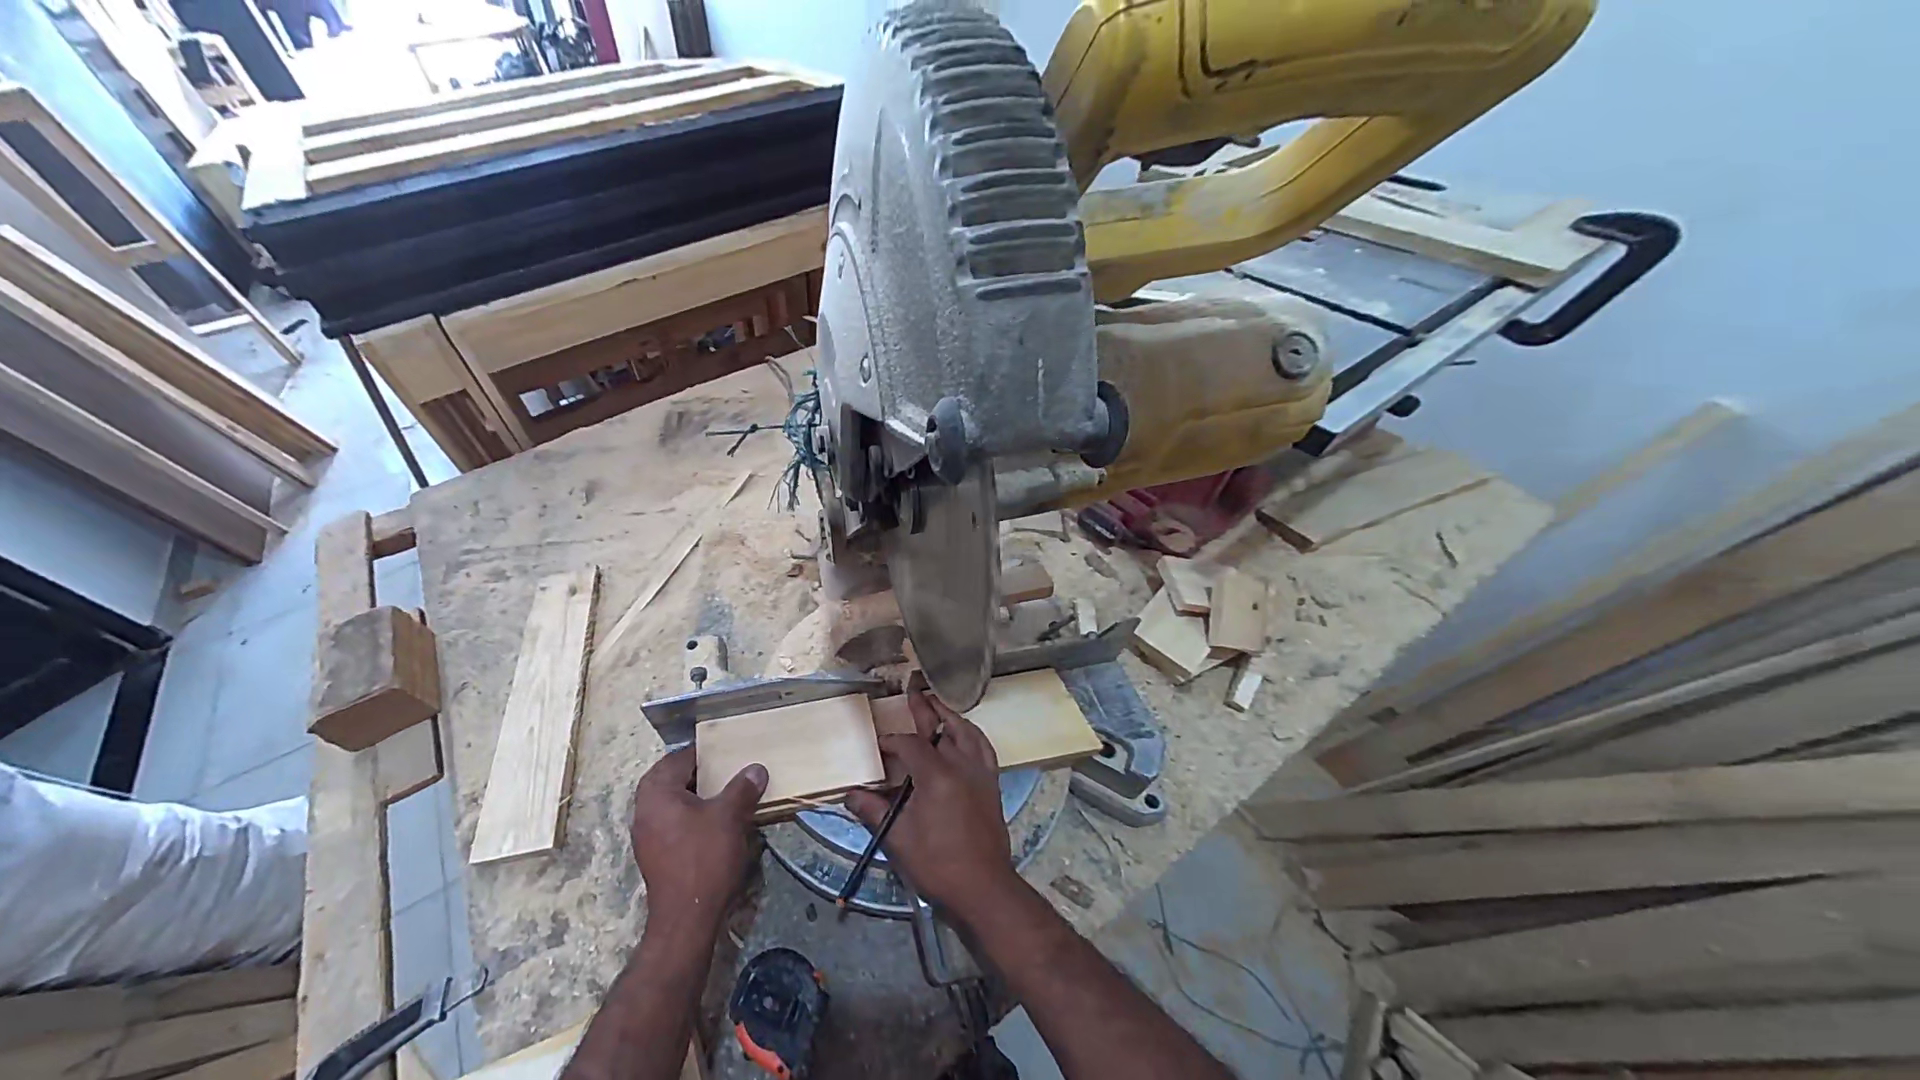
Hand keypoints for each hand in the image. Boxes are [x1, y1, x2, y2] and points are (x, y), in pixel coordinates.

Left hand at [629, 748, 766, 928]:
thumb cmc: (704, 857)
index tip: (725, 748)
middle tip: (726, 768)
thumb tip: (756, 769)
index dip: (702, 751)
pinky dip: (691, 814)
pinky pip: (672, 821)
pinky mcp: (655, 854)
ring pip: (671, 801)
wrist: (686, 917)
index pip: (677, 758)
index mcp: (657, 793)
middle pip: (670, 778)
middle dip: (697, 772)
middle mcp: (644, 810)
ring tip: (725, 792)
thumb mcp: (729, 816)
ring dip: (695, 794)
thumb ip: (742, 788)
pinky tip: (714, 820)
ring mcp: (646, 834)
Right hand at [845, 692, 1018, 923]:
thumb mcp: (899, 839)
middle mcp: (962, 765)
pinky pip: (984, 748)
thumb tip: (851, 793)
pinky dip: (972, 734)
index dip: (892, 742)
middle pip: (941, 728)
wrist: (982, 886)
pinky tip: (965, 733)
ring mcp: (981, 772)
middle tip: (912, 690)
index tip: (879, 747)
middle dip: (924, 709)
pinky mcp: (992, 783)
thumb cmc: (937, 863)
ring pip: (966, 732)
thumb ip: (874, 811)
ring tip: (937, 704)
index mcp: (937, 776)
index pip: (911, 745)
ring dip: (950, 716)